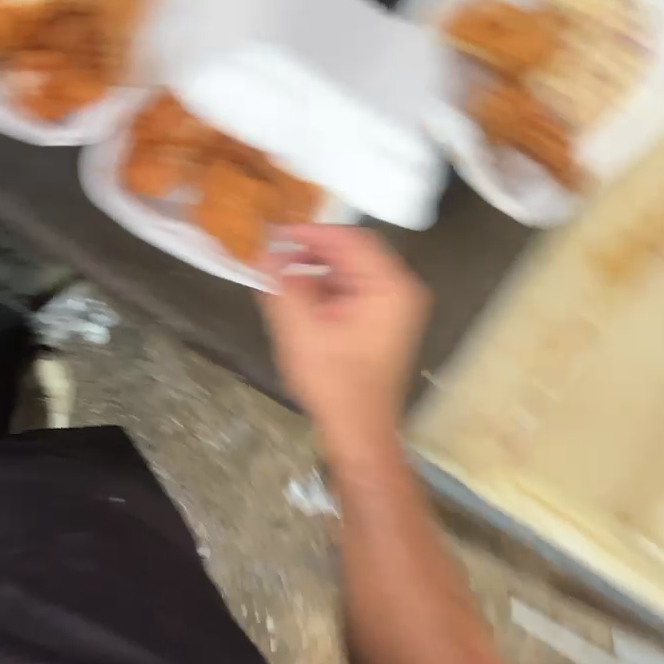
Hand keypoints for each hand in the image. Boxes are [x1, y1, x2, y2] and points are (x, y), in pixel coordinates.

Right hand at [256, 225, 429, 458]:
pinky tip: (296, 307)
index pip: (350, 240)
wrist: (358, 430)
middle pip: (350, 256)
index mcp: (389, 287)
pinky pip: (348, 295)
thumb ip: (282, 287)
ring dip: (312, 276)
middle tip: (272, 259)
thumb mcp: (301, 332)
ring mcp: (391, 310)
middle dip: (309, 255)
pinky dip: (321, 295)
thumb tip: (265, 253)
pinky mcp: (378, 326)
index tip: (274, 233)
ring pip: (347, 276)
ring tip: (278, 285)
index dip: (310, 233)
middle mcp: (398, 292)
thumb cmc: (334, 383)